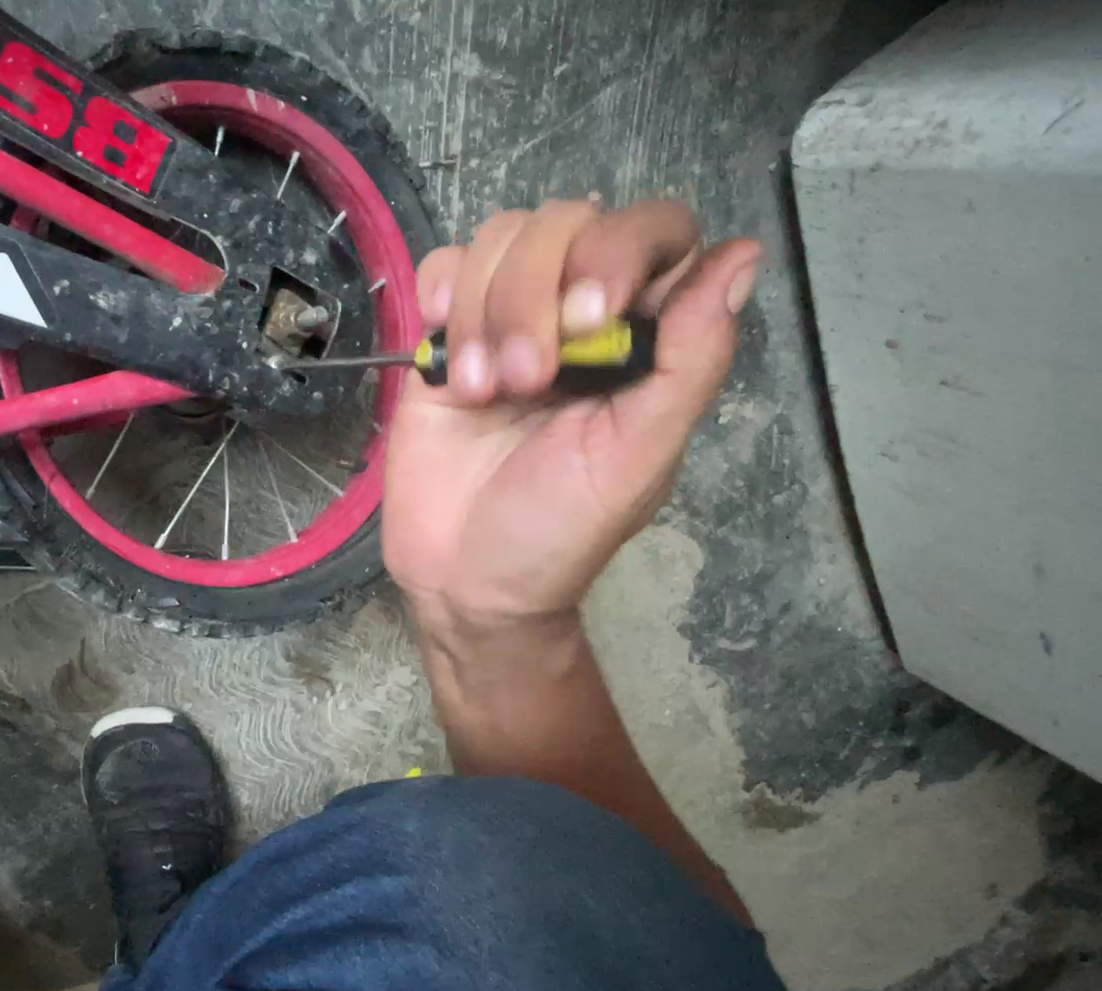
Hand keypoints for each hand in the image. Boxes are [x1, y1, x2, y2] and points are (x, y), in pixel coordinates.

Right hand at [382, 198, 760, 628]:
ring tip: (478, 393)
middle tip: (524, 382)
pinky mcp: (441, 345)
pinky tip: (443, 353)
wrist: (463, 579)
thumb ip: (689, 362)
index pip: (654, 232)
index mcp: (640, 339)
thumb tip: (740, 254)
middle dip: (533, 295)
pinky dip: (441, 293)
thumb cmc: (557, 532)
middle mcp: (573, 317)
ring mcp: (502, 325)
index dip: (619, 250)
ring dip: (485, 311)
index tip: (588, 319)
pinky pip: (441, 270)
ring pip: (498, 238)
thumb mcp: (637, 458)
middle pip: (564, 221)